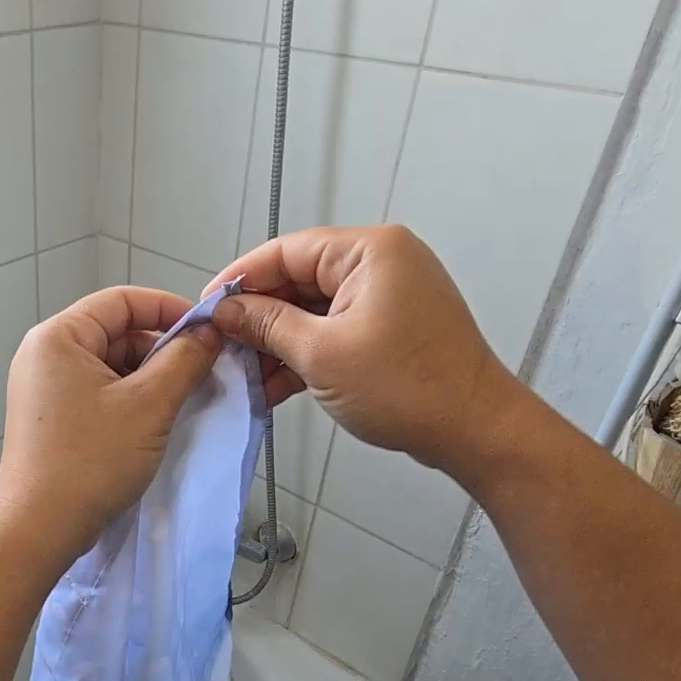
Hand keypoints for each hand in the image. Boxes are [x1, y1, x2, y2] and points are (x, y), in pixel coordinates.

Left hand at [0, 286, 220, 560]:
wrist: (39, 528)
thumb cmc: (90, 461)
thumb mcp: (149, 405)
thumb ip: (185, 360)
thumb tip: (208, 334)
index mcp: (58, 337)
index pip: (122, 301)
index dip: (170, 310)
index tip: (208, 330)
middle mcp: (45, 356)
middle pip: (117, 333)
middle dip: (162, 351)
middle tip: (202, 374)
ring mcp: (45, 390)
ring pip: (111, 367)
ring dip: (150, 380)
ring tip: (182, 403)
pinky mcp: (52, 420)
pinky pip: (99, 395)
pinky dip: (130, 402)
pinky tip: (156, 423)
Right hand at [209, 225, 527, 473]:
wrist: (472, 429)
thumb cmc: (410, 388)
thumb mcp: (321, 354)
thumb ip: (266, 325)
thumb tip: (227, 310)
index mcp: (370, 252)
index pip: (286, 251)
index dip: (241, 279)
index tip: (208, 306)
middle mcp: (379, 264)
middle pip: (297, 280)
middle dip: (258, 317)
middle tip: (222, 346)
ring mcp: (385, 297)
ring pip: (311, 310)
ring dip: (277, 342)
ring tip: (244, 373)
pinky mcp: (386, 328)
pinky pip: (331, 330)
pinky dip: (303, 354)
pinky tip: (273, 384)